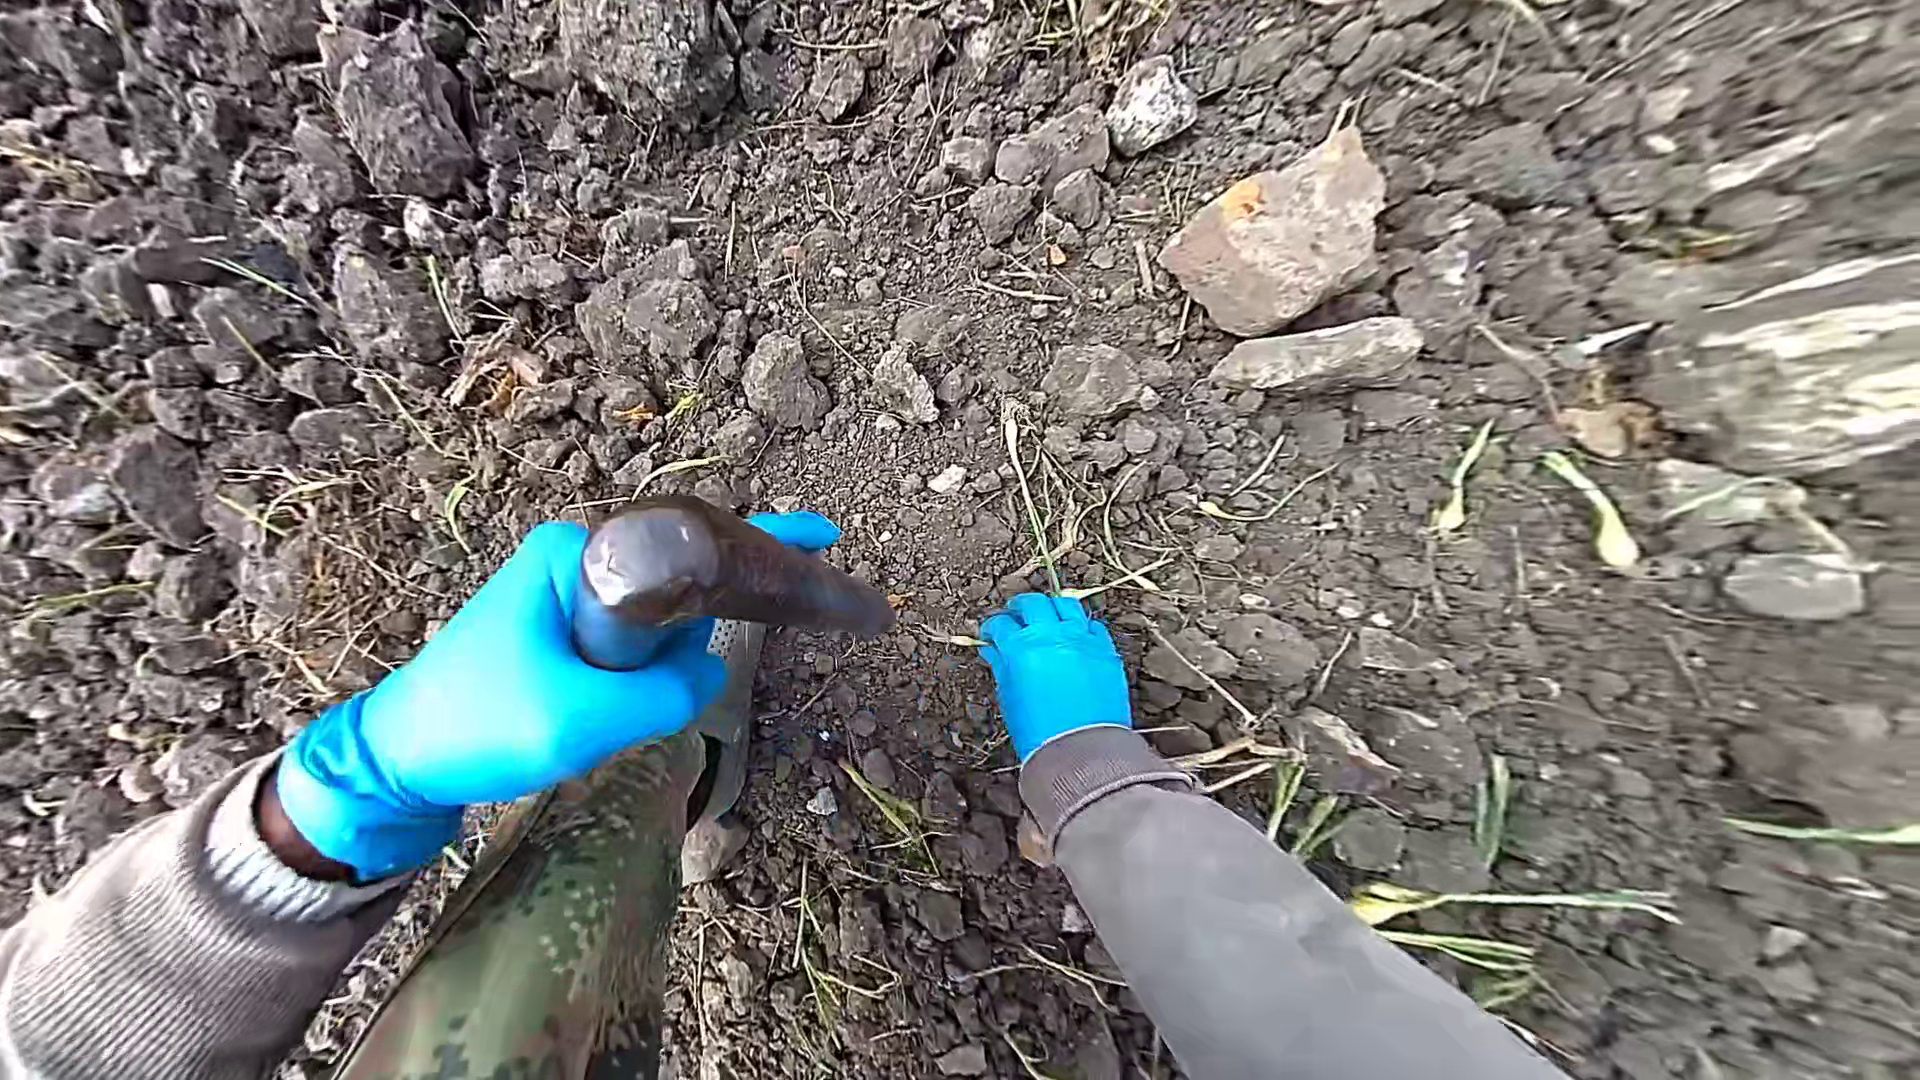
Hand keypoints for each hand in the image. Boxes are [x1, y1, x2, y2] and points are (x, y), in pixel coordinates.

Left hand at [276, 510, 839, 878]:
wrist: (392, 766)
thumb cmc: (479, 729)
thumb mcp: (587, 719)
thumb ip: (670, 692)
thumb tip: (712, 669)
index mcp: (579, 553)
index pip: (691, 540)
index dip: (763, 542)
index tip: (823, 536)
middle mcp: (582, 554)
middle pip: (687, 571)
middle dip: (716, 608)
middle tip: (739, 638)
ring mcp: (576, 585)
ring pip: (667, 608)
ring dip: (677, 648)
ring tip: (633, 701)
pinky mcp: (572, 619)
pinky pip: (643, 626)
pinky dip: (662, 653)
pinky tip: (648, 690)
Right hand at [981, 593, 1132, 760]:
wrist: (1082, 753)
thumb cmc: (1042, 733)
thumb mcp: (1010, 697)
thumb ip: (1002, 666)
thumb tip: (994, 650)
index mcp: (1021, 649)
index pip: (1001, 623)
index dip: (993, 627)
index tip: (993, 633)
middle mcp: (1051, 637)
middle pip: (1033, 603)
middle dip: (1020, 606)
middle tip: (1016, 614)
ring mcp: (1081, 640)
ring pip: (1065, 603)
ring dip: (1052, 606)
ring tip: (1047, 615)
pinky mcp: (1104, 650)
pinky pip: (1092, 625)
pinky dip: (1080, 625)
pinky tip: (1075, 633)